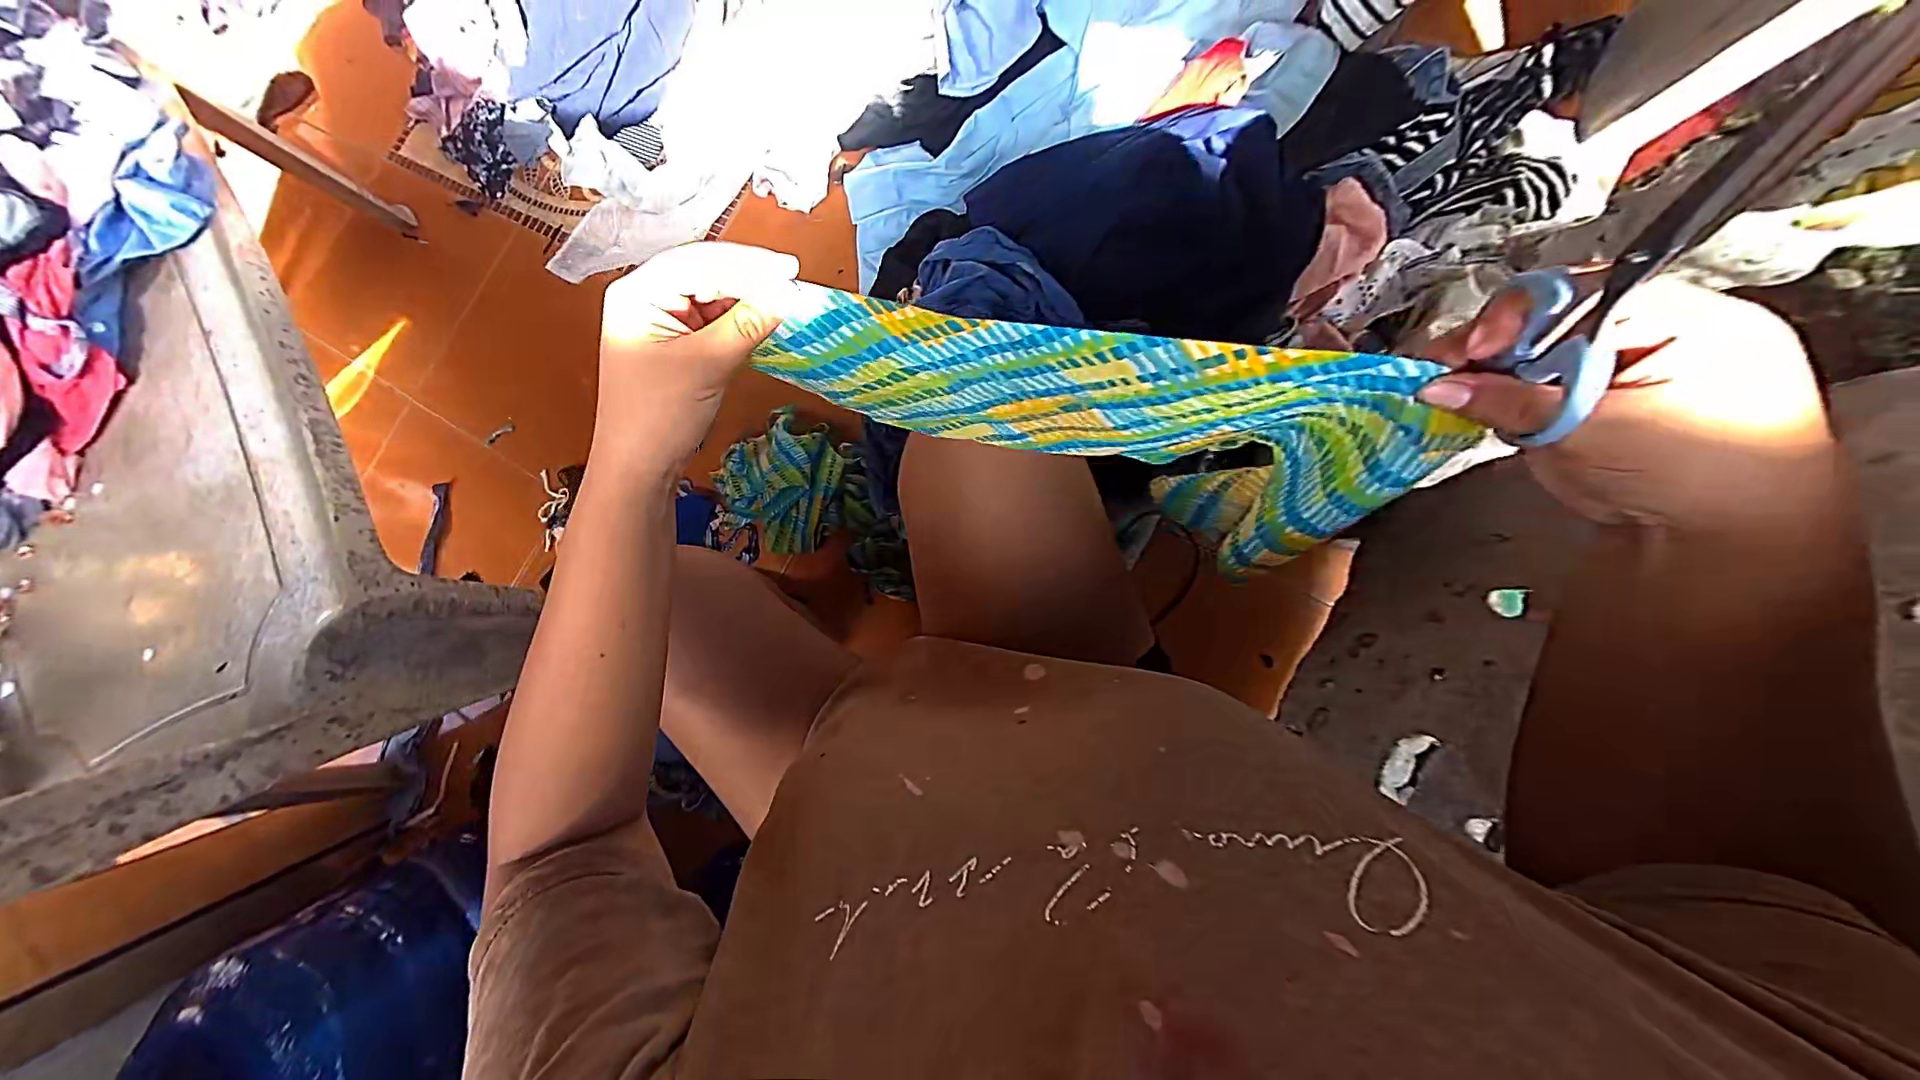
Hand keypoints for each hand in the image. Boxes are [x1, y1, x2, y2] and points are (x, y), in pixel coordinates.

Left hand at [591, 242, 800, 476]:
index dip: (746, 263)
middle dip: (748, 277)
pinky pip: (713, 321)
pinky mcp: (678, 345)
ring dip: (747, 297)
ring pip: (712, 296)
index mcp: (637, 293)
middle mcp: (646, 299)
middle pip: (703, 273)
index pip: (697, 262)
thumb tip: (787, 295)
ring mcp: (662, 322)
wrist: (639, 467)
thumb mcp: (706, 365)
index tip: (789, 270)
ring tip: (784, 301)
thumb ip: (747, 325)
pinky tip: (764, 319)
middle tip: (791, 281)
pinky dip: (740, 319)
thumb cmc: (659, 415)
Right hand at [1414, 278, 1836, 532]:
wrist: (1724, 541)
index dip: (1514, 317)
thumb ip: (1509, 403)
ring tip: (1462, 395)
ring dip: (1496, 374)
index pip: (1579, 292)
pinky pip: (1542, 382)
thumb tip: (1437, 386)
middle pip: (1552, 320)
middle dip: (1495, 348)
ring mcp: (1627, 369)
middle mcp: (1657, 333)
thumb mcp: (1589, 432)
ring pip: (1541, 353)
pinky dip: (1509, 394)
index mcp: (1685, 318)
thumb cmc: (1689, 478)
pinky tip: (1486, 405)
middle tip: (1448, 376)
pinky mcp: (1601, 402)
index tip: (1471, 352)